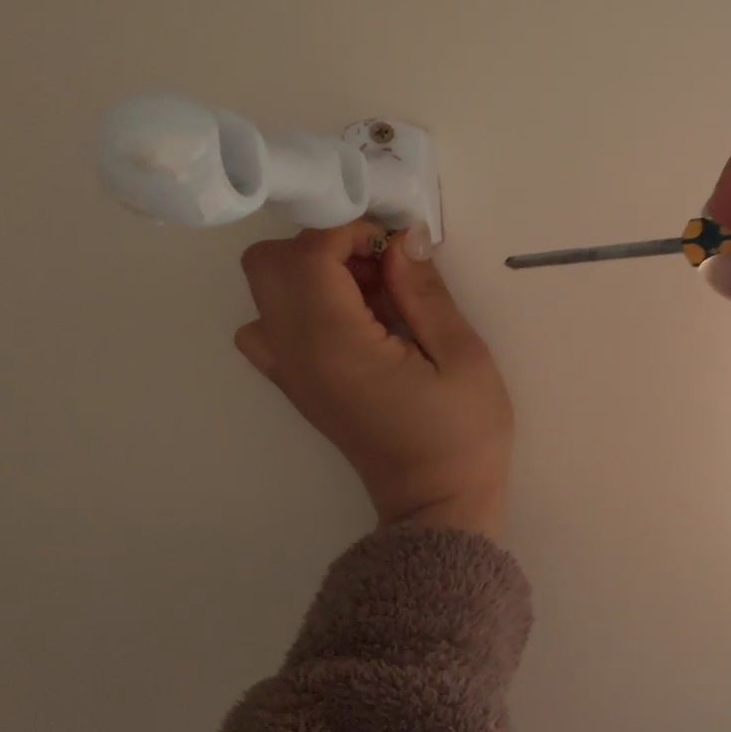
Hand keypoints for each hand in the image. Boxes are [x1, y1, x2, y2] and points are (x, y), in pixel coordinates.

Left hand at [233, 222, 511, 536]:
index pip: (309, 256)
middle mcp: (294, 353)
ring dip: (315, 274)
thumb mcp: (463, 356)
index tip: (399, 242)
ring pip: (267, 291)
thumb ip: (426, 294)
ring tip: (377, 297)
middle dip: (326, 247)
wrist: (437, 500)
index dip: (351, 231)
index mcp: (335, 345)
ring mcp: (287, 371)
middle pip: (269, 265)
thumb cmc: (463, 431)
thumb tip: (404, 239)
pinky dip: (306, 304)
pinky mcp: (294, 384)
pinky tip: (358, 324)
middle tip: (386, 267)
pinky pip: (272, 323)